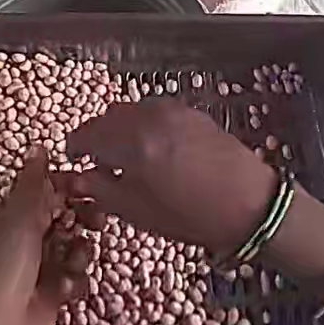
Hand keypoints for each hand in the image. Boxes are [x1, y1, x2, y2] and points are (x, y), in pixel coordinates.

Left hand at [0, 153, 99, 324]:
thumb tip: (40, 145)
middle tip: (96, 224)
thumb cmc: (4, 267)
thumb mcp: (20, 219)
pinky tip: (66, 288)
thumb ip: (35, 183)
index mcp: (21, 212)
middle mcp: (34, 234)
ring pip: (80, 244)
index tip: (90, 188)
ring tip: (71, 265)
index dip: (74, 186)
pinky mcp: (58, 288)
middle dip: (87, 218)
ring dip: (81, 252)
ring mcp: (46, 262)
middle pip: (72, 214)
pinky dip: (76, 280)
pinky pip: (79, 274)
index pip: (54, 188)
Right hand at [64, 99, 275, 253]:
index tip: (74, 159)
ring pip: (132, 110)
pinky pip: (155, 110)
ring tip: (129, 155)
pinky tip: (154, 146)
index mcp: (132, 143)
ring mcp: (173, 110)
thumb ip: (102, 190)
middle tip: (99, 161)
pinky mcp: (191, 111)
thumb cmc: (191, 214)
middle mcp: (149, 118)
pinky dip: (145, 122)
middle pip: (108, 117)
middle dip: (98, 136)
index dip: (76, 147)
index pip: (88, 134)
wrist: (248, 201)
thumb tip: (78, 178)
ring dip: (121, 127)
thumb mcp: (139, 211)